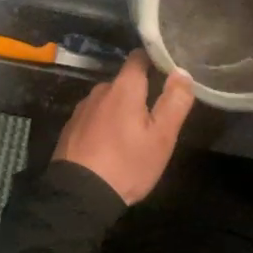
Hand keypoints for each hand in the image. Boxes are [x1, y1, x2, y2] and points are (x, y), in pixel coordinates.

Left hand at [53, 50, 195, 204]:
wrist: (79, 194)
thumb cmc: (127, 164)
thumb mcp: (161, 137)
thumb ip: (174, 102)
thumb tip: (181, 71)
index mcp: (124, 88)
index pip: (138, 57)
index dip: (154, 60)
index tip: (168, 72)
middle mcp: (100, 90)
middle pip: (124, 81)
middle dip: (140, 92)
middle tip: (156, 114)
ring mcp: (82, 109)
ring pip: (109, 100)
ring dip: (121, 109)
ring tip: (134, 132)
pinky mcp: (71, 127)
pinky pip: (94, 116)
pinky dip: (105, 123)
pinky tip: (111, 144)